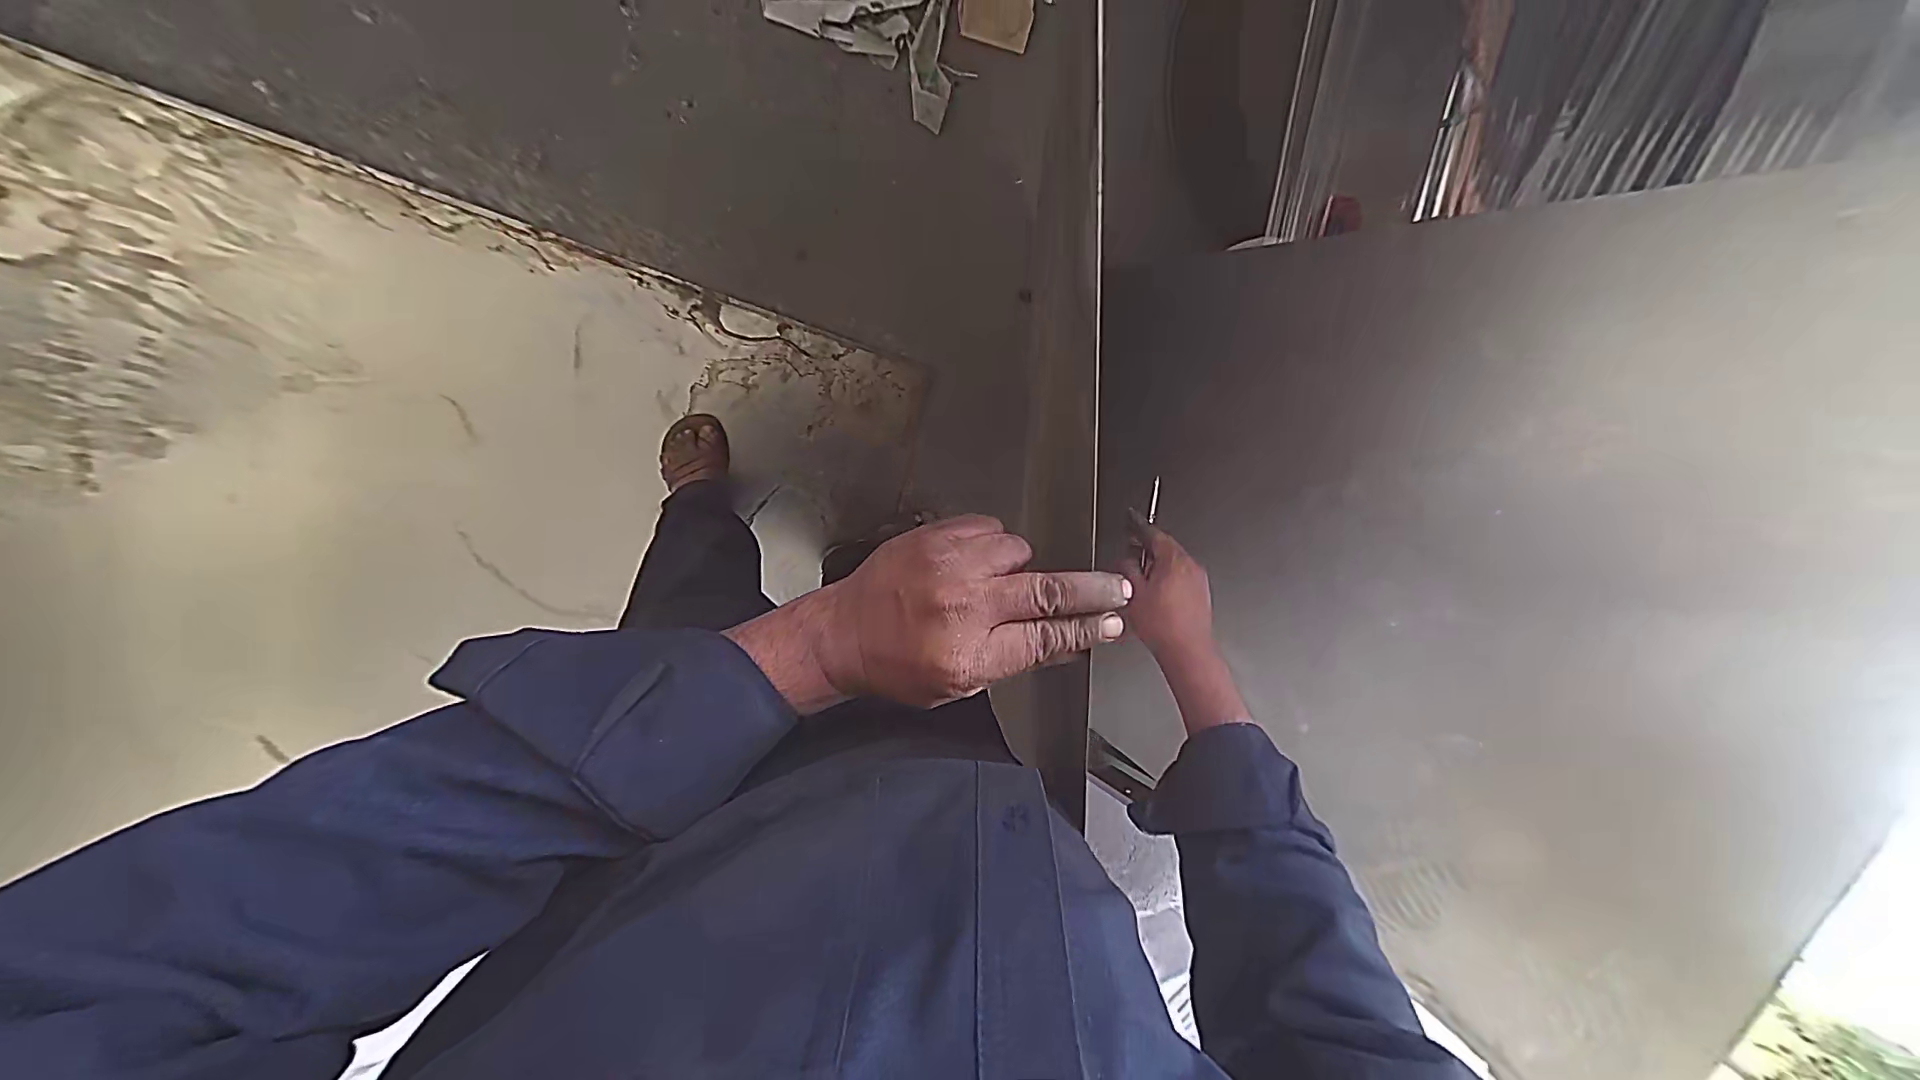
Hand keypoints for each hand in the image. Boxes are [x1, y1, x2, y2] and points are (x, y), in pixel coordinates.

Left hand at [725, 515, 1131, 712]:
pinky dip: (992, 543)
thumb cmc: (896, 665)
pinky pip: (988, 527)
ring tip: (1000, 581)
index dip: (1088, 629)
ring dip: (1021, 566)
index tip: (1114, 622)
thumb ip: (1015, 658)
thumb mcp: (959, 683)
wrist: (844, 632)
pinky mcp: (932, 537)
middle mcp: (961, 605)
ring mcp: (946, 565)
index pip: (1047, 637)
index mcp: (970, 652)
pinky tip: (977, 561)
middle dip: (1091, 589)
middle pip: (1046, 591)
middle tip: (1116, 587)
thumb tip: (1067, 640)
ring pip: (1018, 550)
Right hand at [1117, 509, 1250, 734]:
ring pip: (1173, 565)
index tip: (1131, 523)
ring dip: (1158, 570)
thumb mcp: (1131, 592)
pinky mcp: (1201, 595)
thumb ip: (1127, 568)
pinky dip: (1168, 583)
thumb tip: (1126, 558)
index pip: (1154, 534)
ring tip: (1141, 589)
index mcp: (1173, 560)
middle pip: (1165, 549)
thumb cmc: (1162, 625)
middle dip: (1147, 554)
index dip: (1138, 528)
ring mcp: (1199, 581)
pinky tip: (1156, 601)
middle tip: (1130, 563)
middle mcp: (1190, 566)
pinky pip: (1181, 580)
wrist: (1187, 651)